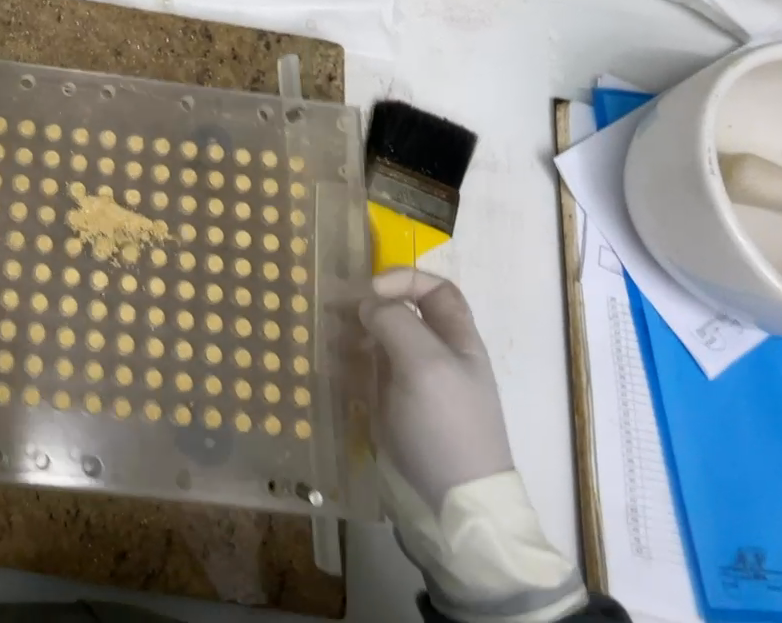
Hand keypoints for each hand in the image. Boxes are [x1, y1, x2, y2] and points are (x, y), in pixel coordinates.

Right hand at [361, 270, 585, 622]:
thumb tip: (367, 304)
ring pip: (374, 341)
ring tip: (324, 342)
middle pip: (399, 313)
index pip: (436, 291)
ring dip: (348, 335)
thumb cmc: (445, 426)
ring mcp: (409, 383)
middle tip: (330, 313)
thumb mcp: (425, 365)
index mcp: (457, 342)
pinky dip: (342, 365)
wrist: (450, 502)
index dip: (405, 279)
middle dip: (365, 308)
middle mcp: (433, 356)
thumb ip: (395, 323)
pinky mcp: (387, 407)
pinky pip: (361, 372)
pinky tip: (326, 370)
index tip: (370, 290)